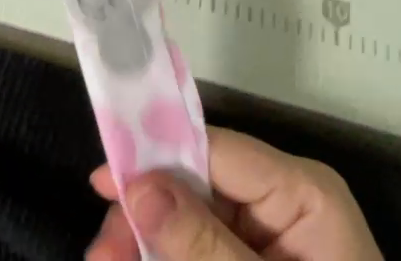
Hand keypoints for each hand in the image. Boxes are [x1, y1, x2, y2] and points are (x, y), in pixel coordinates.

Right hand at [86, 128, 382, 260]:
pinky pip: (196, 245)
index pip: (211, 149)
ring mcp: (264, 233)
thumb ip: (204, 245)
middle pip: (189, 184)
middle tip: (102, 255)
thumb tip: (139, 187)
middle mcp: (279, 200)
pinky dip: (164, 256)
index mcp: (300, 192)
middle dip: (141, 216)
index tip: (101, 183)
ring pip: (183, 217)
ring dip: (143, 242)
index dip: (151, 156)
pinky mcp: (249, 258)